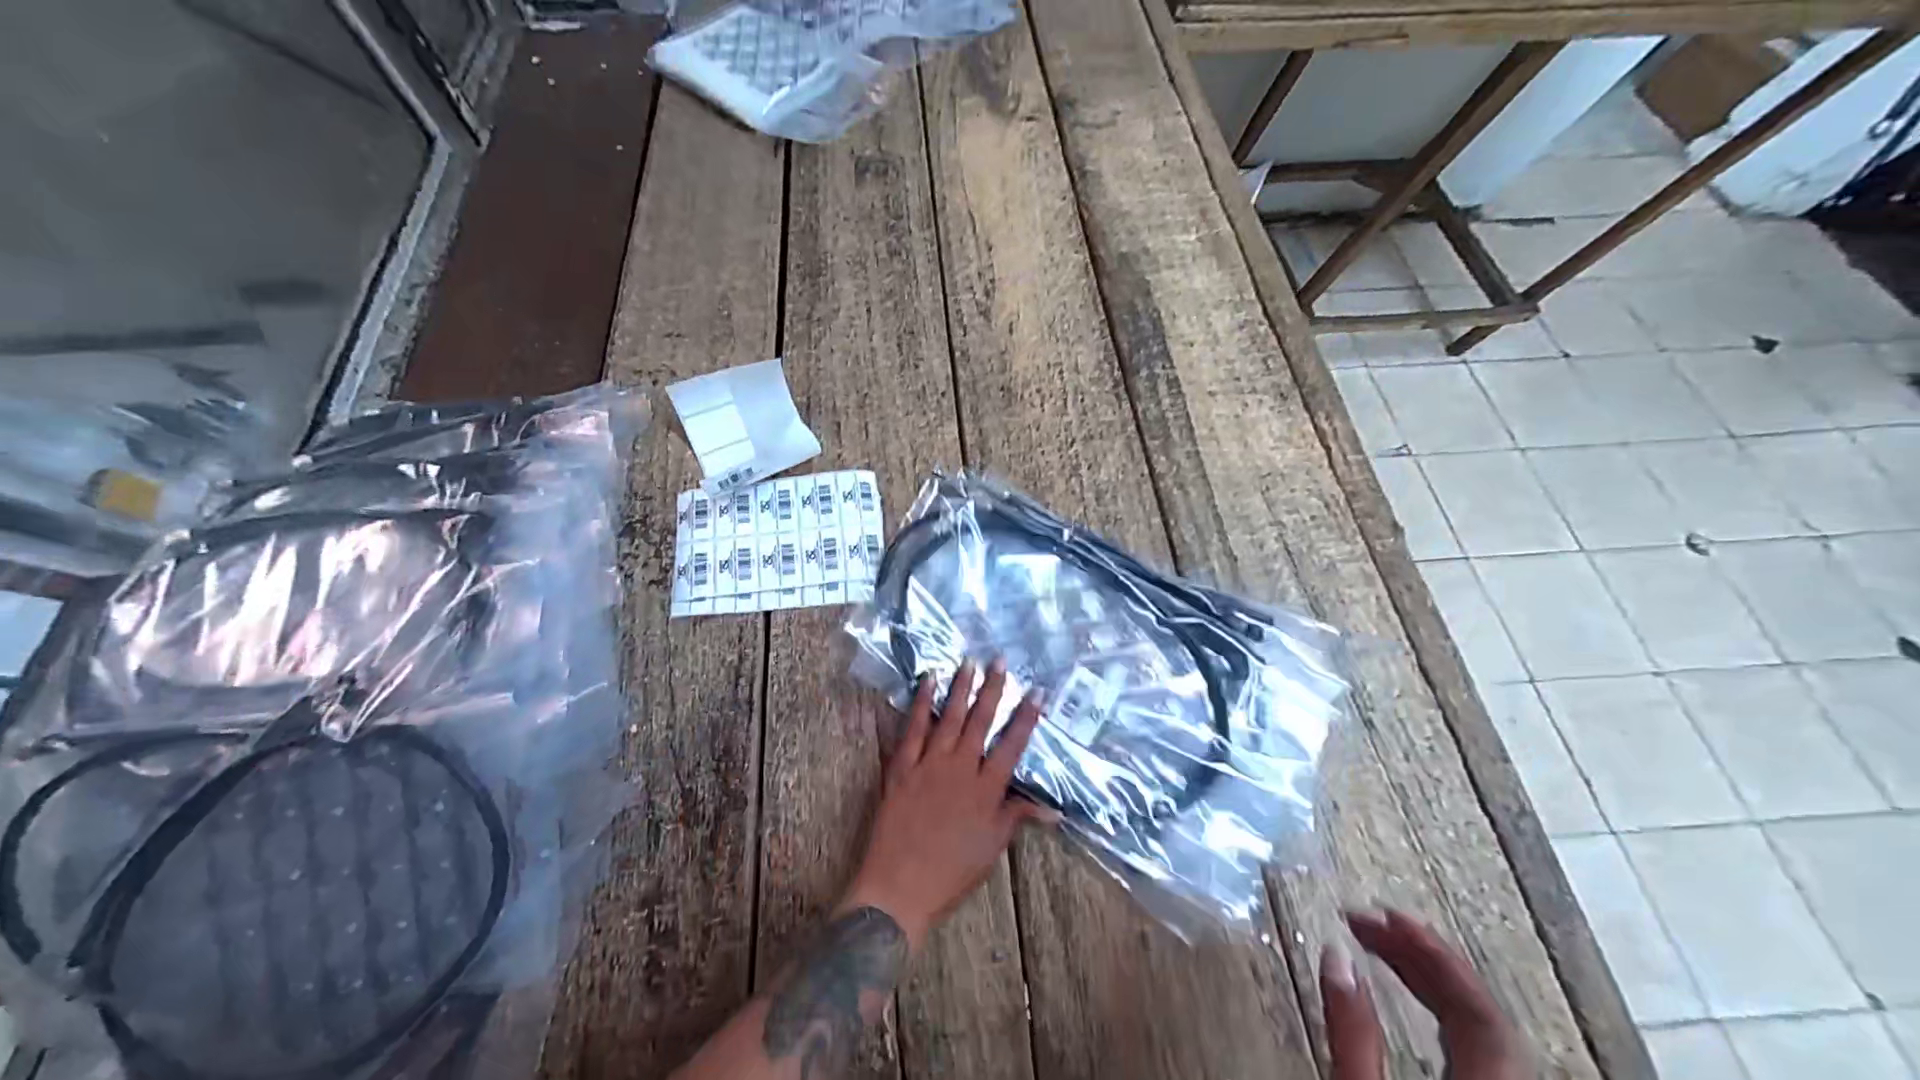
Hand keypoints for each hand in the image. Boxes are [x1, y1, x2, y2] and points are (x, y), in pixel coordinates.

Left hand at [840, 659, 1056, 947]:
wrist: (899, 887)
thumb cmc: (951, 872)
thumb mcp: (992, 847)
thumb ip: (1017, 817)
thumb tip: (1053, 809)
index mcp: (986, 789)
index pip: (1012, 745)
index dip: (1026, 717)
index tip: (1036, 692)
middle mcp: (960, 769)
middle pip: (980, 721)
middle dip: (992, 688)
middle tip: (999, 661)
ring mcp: (928, 764)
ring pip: (949, 717)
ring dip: (960, 688)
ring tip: (969, 661)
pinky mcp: (901, 767)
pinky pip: (912, 728)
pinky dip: (921, 703)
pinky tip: (927, 682)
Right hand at [1320, 909, 1524, 1079]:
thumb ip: (1350, 1030)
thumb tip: (1334, 954)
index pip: (1476, 1009)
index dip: (1435, 954)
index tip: (1387, 913)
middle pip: (1476, 1010)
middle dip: (1420, 956)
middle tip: (1367, 921)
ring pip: (1473, 1023)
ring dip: (1423, 975)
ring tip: (1375, 941)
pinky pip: (1470, 1040)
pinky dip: (1434, 1003)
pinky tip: (1402, 983)